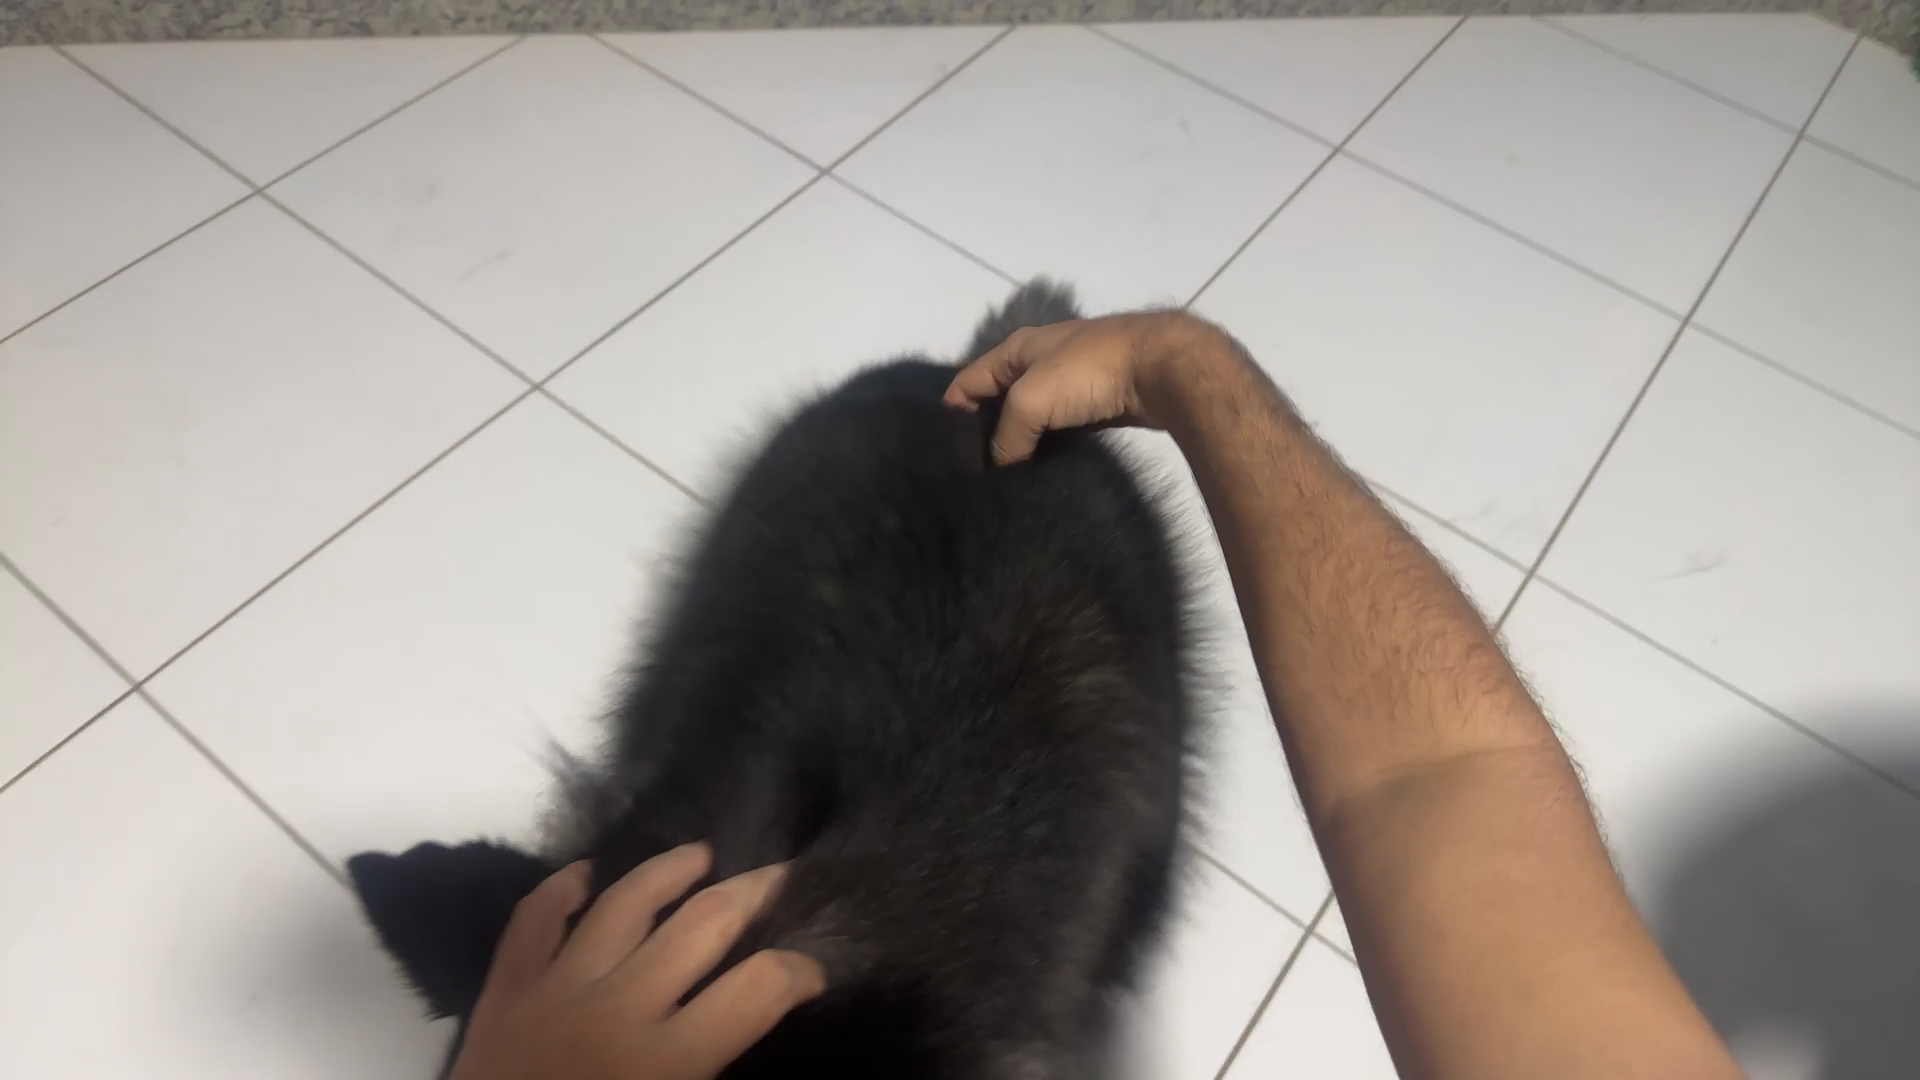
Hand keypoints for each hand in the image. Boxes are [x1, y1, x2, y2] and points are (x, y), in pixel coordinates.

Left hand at [448, 843, 825, 1079]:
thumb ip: (714, 1076)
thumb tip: (760, 1028)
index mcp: (664, 1064)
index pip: (759, 987)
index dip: (800, 971)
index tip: (812, 973)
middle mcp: (617, 1009)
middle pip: (706, 919)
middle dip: (758, 889)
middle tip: (783, 877)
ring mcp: (556, 991)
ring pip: (628, 899)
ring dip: (674, 868)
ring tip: (703, 854)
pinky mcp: (503, 995)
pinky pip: (533, 922)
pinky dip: (559, 890)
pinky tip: (586, 874)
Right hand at [943, 310, 1219, 463]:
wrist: (1161, 369)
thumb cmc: (1087, 372)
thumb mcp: (1031, 399)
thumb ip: (1007, 434)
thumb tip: (1001, 465)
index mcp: (1015, 349)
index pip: (967, 381)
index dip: (950, 412)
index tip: (942, 451)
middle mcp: (1037, 361)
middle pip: (996, 398)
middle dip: (982, 428)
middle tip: (970, 469)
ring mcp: (1067, 381)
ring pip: (1028, 416)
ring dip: (1016, 440)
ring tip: (1000, 475)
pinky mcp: (1092, 403)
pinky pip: (1056, 427)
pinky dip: (1045, 444)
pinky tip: (1037, 467)